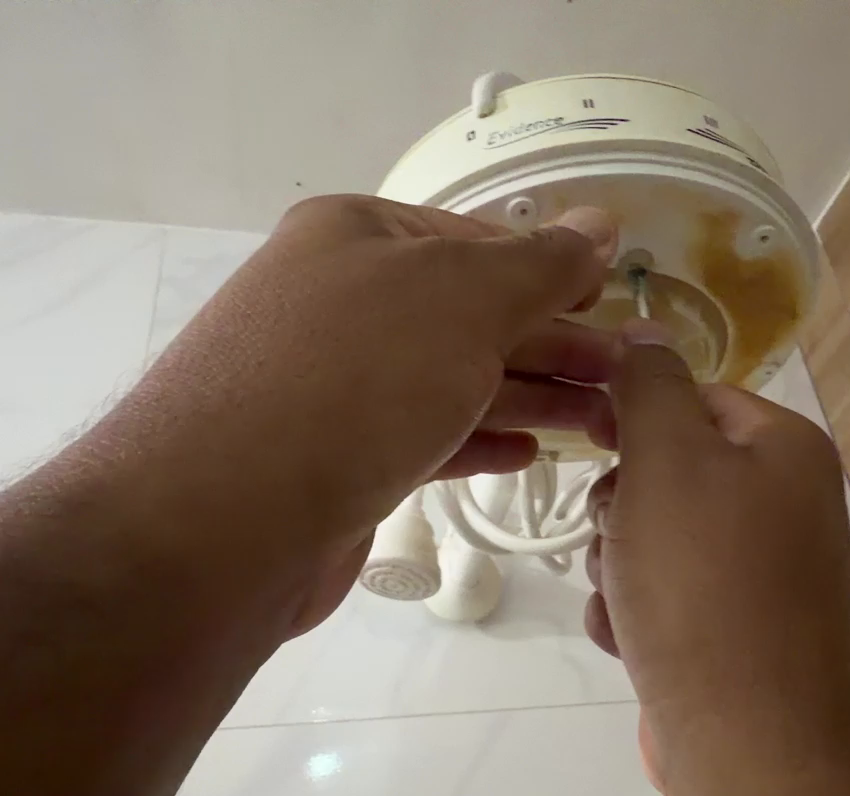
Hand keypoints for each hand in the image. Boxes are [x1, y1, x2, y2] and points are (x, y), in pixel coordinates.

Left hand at [107, 195, 619, 634]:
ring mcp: (337, 385)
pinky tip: (525, 455)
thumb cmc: (354, 383)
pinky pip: (424, 435)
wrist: (224, 521)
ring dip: (530, 398)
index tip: (616, 306)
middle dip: (555, 346)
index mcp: (360, 238)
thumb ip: (538, 265)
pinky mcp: (338, 457)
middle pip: (472, 317)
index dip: (554, 273)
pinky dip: (478, 440)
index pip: (479, 243)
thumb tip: (599, 220)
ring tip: (599, 422)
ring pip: (453, 381)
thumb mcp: (461, 302)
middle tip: (625, 379)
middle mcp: (343, 302)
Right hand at [583, 323, 849, 789]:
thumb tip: (645, 328)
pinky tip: (632, 642)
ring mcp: (761, 574)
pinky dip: (636, 612)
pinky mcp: (734, 630)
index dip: (631, 419)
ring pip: (654, 538)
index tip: (589, 445)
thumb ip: (651, 386)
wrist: (745, 738)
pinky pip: (666, 595)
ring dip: (619, 564)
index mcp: (784, 450)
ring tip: (626, 604)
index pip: (690, 398)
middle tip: (617, 542)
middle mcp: (783, 505)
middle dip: (621, 508)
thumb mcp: (668, 462)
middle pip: (668, 472)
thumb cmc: (702, 584)